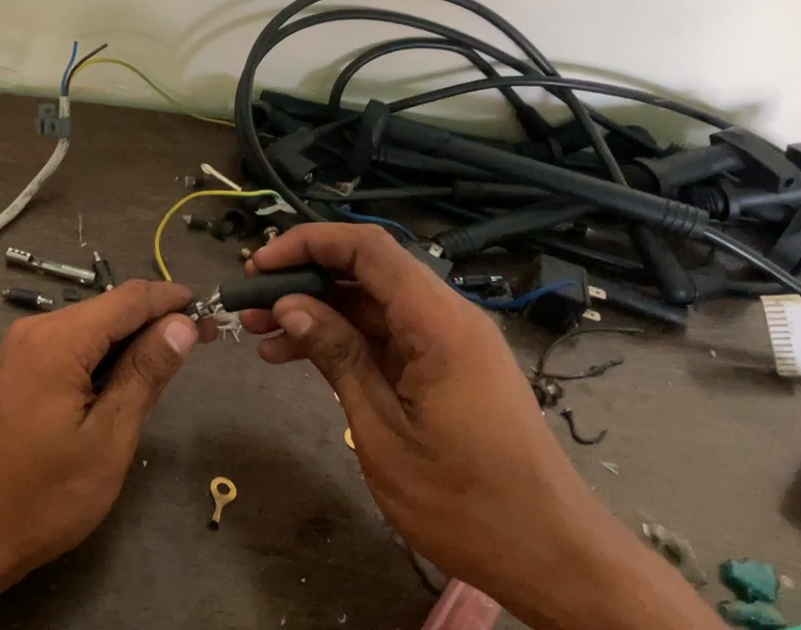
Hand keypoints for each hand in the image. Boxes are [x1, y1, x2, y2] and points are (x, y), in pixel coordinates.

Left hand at [0, 279, 212, 628]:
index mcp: (57, 340)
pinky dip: (102, 356)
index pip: (127, 299)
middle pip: (107, 309)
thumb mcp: (108, 439)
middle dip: (154, 321)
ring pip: (89, 327)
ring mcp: (20, 349)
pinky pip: (69, 347)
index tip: (210, 311)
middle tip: (199, 341)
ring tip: (170, 364)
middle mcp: (35, 330)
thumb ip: (145, 374)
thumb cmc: (44, 497)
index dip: (171, 300)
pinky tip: (125, 381)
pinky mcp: (16, 370)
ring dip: (129, 340)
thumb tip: (181, 324)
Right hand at [243, 225, 721, 629]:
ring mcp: (448, 344)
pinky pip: (386, 337)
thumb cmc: (466, 501)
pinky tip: (294, 358)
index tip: (260, 266)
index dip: (308, 243)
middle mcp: (447, 318)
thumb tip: (291, 304)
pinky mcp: (446, 368)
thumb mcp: (383, 431)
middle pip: (366, 273)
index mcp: (438, 322)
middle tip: (249, 304)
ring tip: (259, 334)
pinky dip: (342, 342)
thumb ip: (338, 358)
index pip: (368, 248)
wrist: (551, 556)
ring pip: (371, 306)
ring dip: (316, 314)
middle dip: (304, 281)